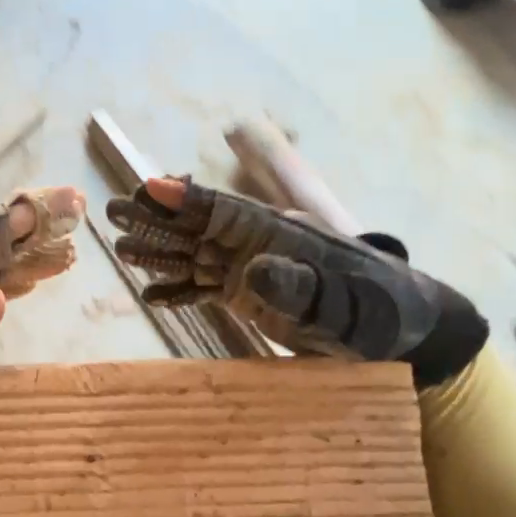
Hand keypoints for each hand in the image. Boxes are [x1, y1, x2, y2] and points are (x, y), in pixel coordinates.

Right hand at [107, 177, 485, 387]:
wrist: (403, 330)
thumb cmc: (380, 311)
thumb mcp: (347, 303)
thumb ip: (303, 287)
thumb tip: (253, 271)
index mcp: (279, 235)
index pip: (224, 211)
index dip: (186, 199)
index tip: (149, 186)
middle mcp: (256, 246)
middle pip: (197, 228)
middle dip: (156, 219)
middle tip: (113, 209)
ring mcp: (249, 271)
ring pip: (194, 257)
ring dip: (158, 253)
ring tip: (121, 250)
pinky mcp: (249, 297)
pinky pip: (204, 290)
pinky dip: (178, 292)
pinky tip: (151, 297)